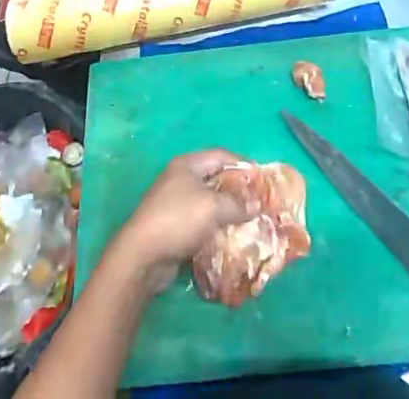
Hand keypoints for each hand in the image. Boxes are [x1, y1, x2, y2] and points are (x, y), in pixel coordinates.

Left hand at [106, 149, 252, 290]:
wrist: (144, 254)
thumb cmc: (178, 220)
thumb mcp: (212, 207)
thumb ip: (237, 203)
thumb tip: (256, 204)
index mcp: (187, 165)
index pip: (220, 155)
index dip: (243, 164)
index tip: (265, 179)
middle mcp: (181, 179)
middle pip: (215, 178)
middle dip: (238, 191)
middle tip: (262, 203)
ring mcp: (176, 202)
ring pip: (210, 202)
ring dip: (230, 211)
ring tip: (253, 223)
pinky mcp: (176, 225)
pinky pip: (203, 221)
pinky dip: (218, 227)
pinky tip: (234, 238)